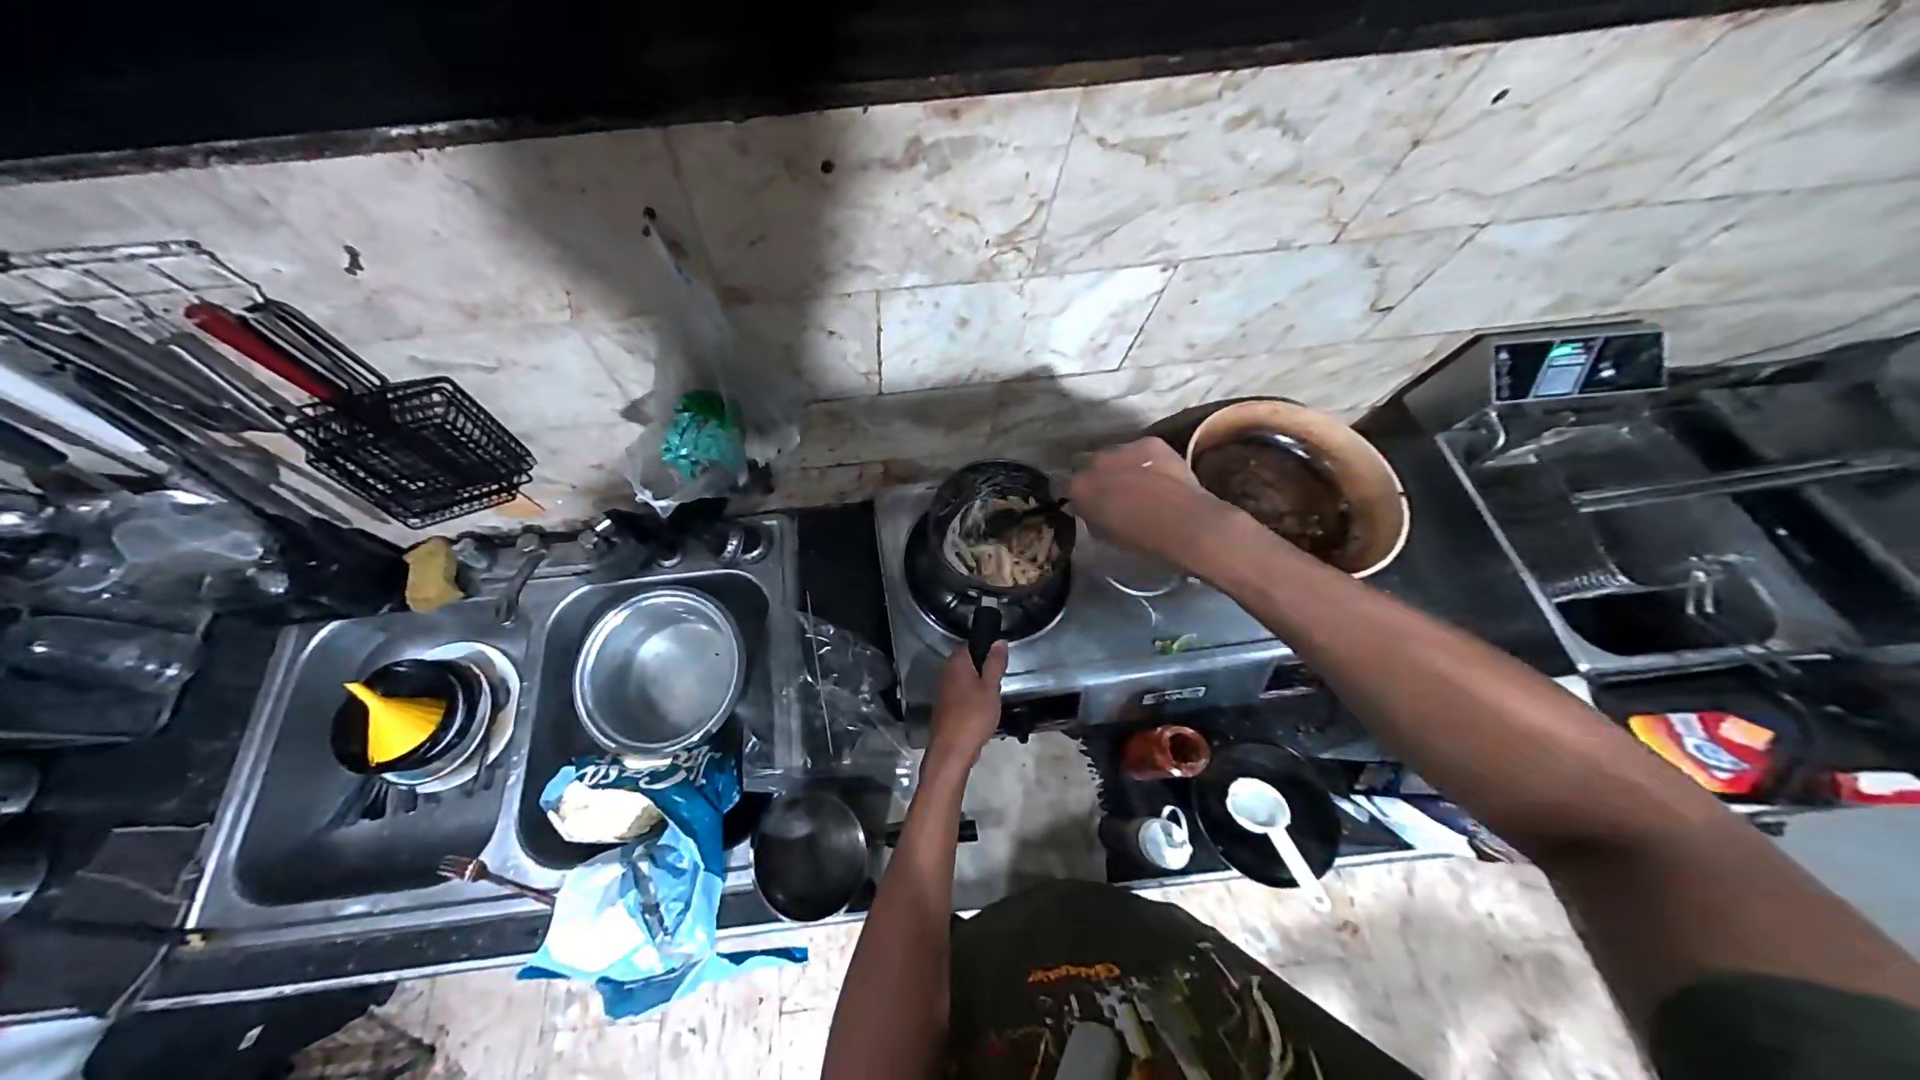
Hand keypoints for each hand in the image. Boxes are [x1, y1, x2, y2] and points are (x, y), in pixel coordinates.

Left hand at [927, 641, 1006, 771]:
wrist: (952, 750)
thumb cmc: (974, 715)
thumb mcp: (991, 687)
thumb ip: (995, 663)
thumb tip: (999, 641)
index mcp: (956, 662)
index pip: (970, 645)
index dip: (987, 650)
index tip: (1001, 662)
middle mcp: (945, 672)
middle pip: (967, 663)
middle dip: (984, 670)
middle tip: (1000, 683)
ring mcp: (942, 690)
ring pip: (965, 680)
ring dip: (978, 686)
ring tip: (993, 699)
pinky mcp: (943, 706)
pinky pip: (960, 695)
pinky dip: (971, 699)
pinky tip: (982, 711)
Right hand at [1066, 437, 1242, 568]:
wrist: (1182, 522)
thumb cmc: (1139, 538)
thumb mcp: (1103, 534)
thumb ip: (1091, 516)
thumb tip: (1092, 509)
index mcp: (1079, 487)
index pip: (1070, 487)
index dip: (1081, 497)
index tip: (1091, 506)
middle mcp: (1094, 461)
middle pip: (1091, 466)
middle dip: (1100, 477)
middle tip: (1116, 493)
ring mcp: (1123, 448)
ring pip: (1115, 455)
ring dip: (1121, 466)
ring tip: (1140, 483)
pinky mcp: (1150, 442)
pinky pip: (1140, 451)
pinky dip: (1145, 460)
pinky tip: (1159, 475)